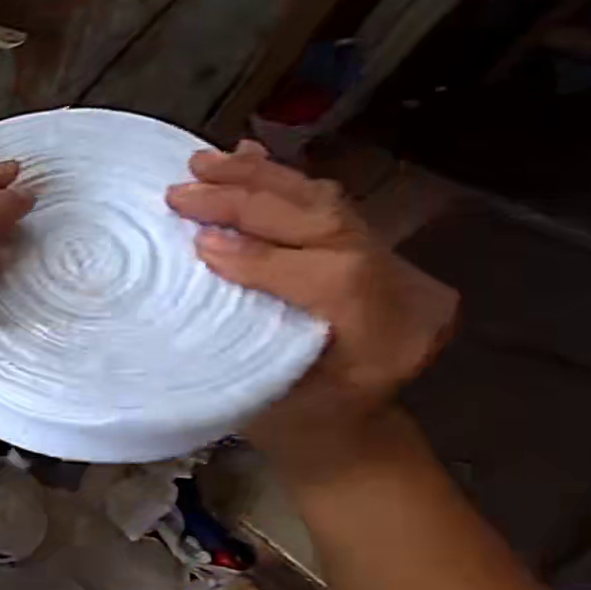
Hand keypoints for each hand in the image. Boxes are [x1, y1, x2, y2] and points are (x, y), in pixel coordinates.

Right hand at [165, 140, 458, 467]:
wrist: (343, 431)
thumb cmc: (294, 427)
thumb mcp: (265, 398)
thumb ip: (242, 336)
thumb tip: (201, 264)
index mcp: (387, 339)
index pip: (334, 276)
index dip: (266, 257)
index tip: (200, 244)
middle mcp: (405, 290)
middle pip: (331, 225)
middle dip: (254, 201)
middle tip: (186, 190)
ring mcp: (392, 263)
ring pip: (328, 205)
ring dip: (260, 179)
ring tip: (205, 164)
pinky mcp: (368, 249)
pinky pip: (326, 206)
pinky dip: (280, 182)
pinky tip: (248, 158)